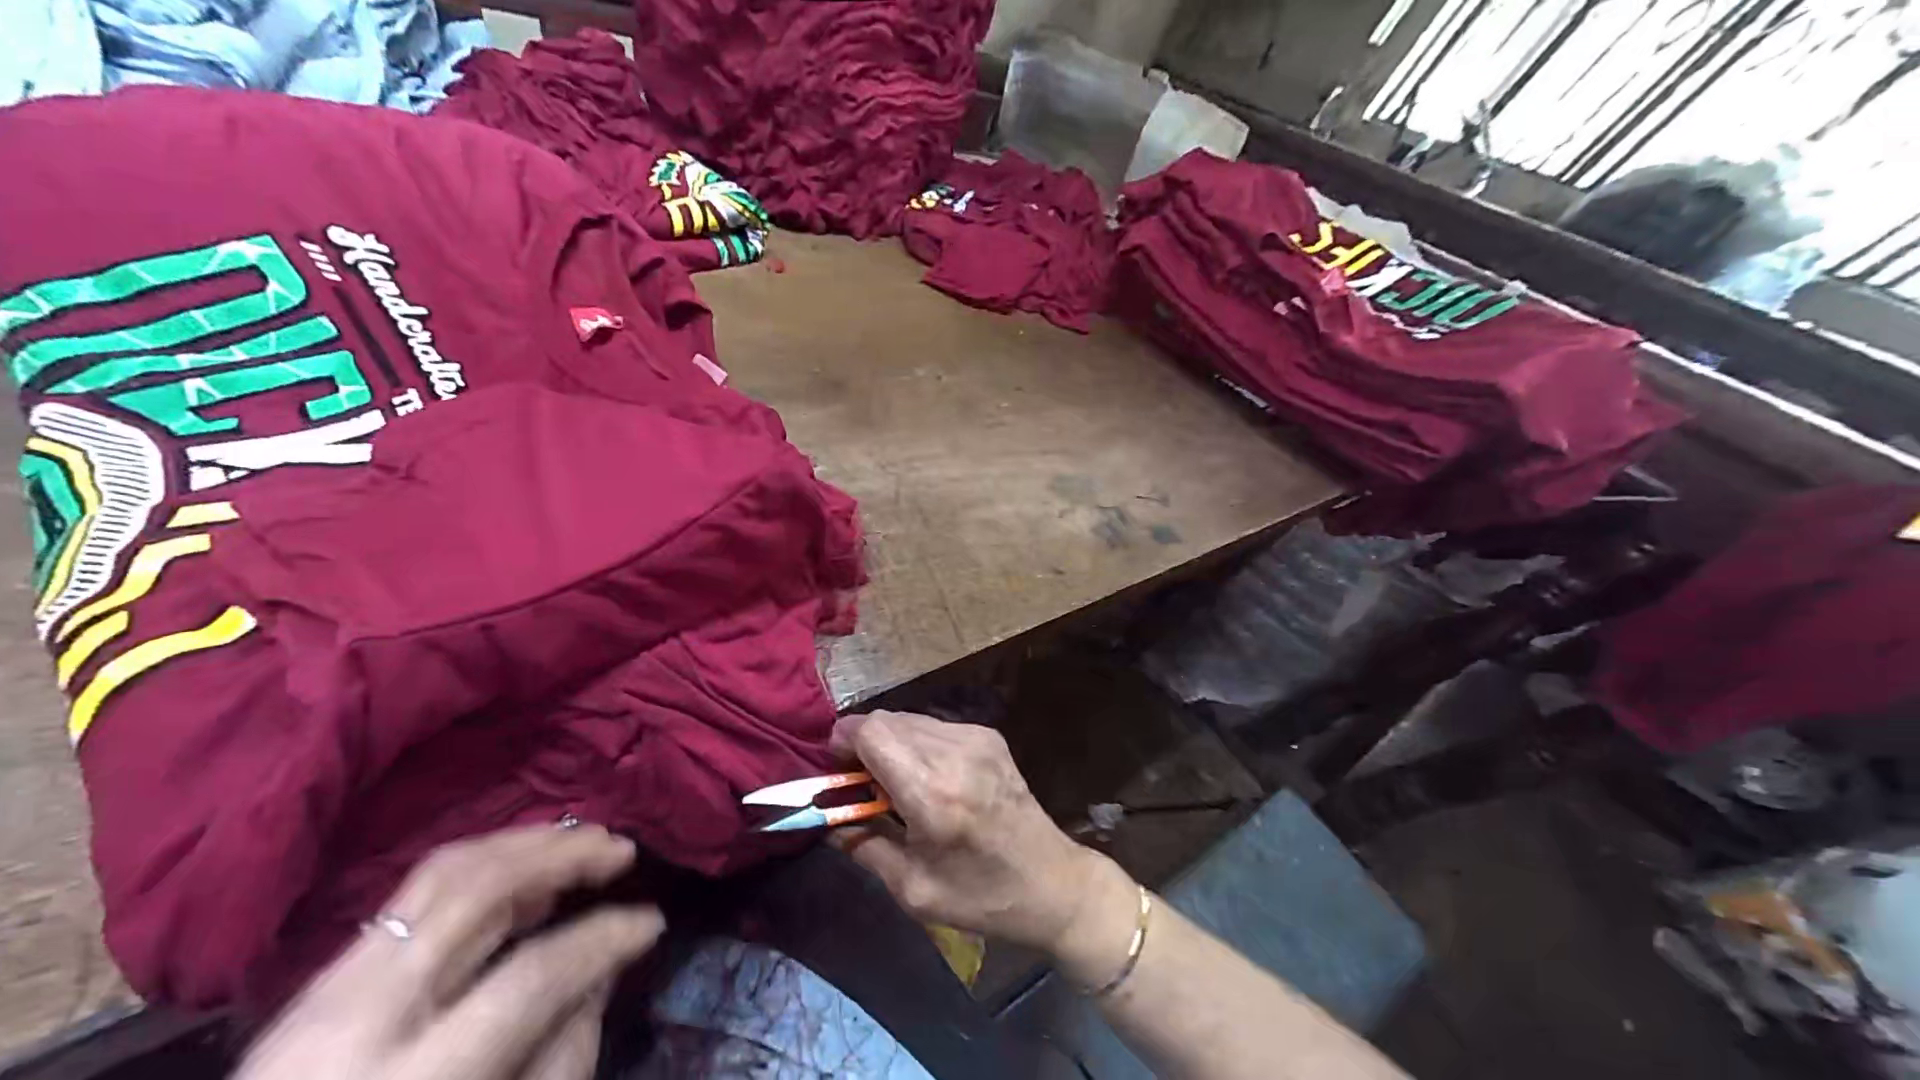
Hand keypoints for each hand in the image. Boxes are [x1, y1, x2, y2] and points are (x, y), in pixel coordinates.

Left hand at [237, 825, 663, 1079]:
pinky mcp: (312, 987)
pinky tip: (523, 873)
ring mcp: (323, 997)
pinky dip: (483, 868)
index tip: (652, 923)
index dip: (604, 938)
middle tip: (622, 849)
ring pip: (441, 874)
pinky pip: (412, 895)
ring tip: (582, 843)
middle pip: (479, 895)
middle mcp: (361, 1022)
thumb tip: (602, 963)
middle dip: (564, 858)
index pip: (531, 976)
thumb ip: (563, 1054)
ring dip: (525, 845)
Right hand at [828, 711, 1127, 963]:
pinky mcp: (990, 736)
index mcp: (933, 792)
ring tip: (896, 783)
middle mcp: (955, 752)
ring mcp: (976, 738)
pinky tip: (926, 777)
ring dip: (890, 742)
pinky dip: (917, 742)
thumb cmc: (980, 896)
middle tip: (862, 783)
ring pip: (909, 718)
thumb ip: (863, 845)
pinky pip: (934, 725)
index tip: (837, 771)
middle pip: (886, 719)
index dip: (843, 742)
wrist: (1053, 883)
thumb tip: (826, 817)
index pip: (870, 731)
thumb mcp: (912, 888)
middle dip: (863, 744)